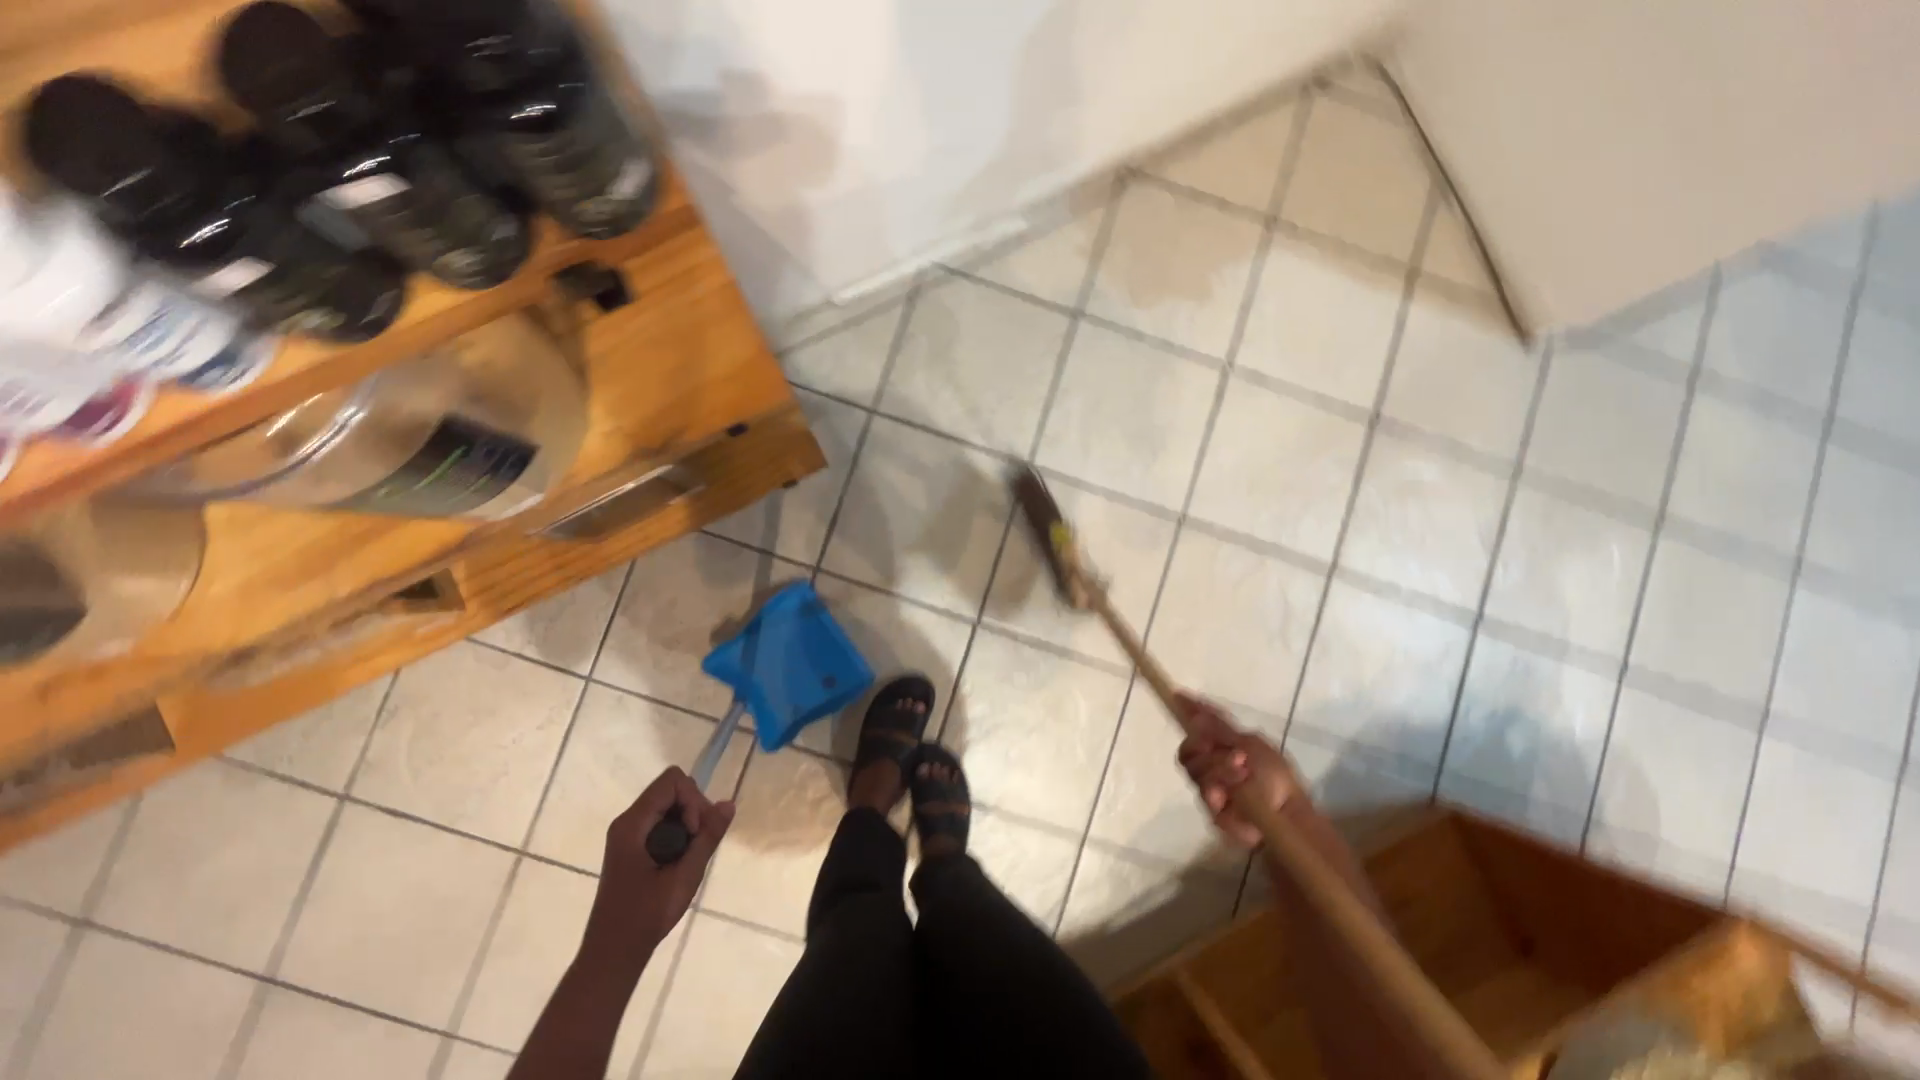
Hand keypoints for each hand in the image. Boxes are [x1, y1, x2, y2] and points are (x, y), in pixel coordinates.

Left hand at [582, 767, 734, 970]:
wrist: (614, 950)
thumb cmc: (647, 915)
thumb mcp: (685, 876)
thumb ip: (707, 838)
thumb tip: (728, 804)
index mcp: (633, 824)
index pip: (672, 782)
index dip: (692, 800)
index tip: (694, 834)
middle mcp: (627, 821)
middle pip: (670, 790)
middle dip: (693, 810)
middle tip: (697, 846)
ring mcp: (628, 834)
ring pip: (668, 806)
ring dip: (687, 824)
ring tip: (689, 857)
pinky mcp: (632, 846)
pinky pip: (661, 822)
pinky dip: (677, 834)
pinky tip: (680, 861)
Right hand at [1175, 694, 1300, 848]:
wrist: (1285, 808)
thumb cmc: (1274, 773)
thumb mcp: (1250, 743)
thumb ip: (1220, 730)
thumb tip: (1194, 715)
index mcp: (1223, 744)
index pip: (1199, 724)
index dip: (1188, 709)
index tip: (1178, 695)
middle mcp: (1212, 762)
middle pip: (1188, 748)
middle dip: (1201, 745)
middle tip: (1218, 748)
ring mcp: (1209, 784)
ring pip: (1194, 768)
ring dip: (1217, 766)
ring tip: (1242, 771)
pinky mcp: (1210, 806)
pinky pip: (1202, 791)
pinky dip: (1214, 787)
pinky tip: (1226, 792)